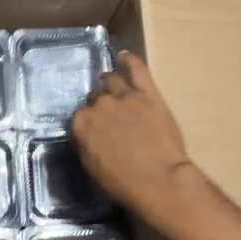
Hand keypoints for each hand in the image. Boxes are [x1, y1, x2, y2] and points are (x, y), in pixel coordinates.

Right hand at [71, 51, 194, 220]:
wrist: (160, 180)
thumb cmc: (124, 183)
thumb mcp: (92, 168)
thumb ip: (85, 144)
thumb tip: (86, 134)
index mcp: (81, 124)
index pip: (80, 116)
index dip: (89, 122)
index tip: (95, 130)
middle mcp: (99, 105)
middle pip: (96, 97)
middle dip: (100, 105)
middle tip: (110, 117)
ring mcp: (124, 96)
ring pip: (112, 81)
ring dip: (111, 85)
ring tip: (114, 88)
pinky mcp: (148, 94)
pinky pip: (137, 69)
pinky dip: (130, 61)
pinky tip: (124, 56)